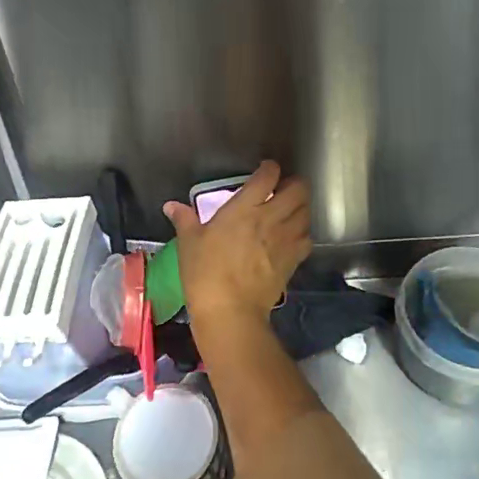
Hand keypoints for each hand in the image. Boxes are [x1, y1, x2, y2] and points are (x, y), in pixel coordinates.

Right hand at [164, 161, 311, 323]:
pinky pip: (307, 238)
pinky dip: (303, 233)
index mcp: (244, 208)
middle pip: (298, 189)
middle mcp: (271, 217)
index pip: (267, 176)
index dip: (270, 168)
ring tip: (289, 211)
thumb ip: (184, 220)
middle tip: (282, 190)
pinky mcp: (294, 259)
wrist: (231, 310)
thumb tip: (171, 206)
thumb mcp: (189, 243)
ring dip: (301, 207)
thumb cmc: (205, 273)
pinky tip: (293, 237)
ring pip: (306, 211)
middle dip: (293, 184)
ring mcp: (286, 238)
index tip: (266, 170)